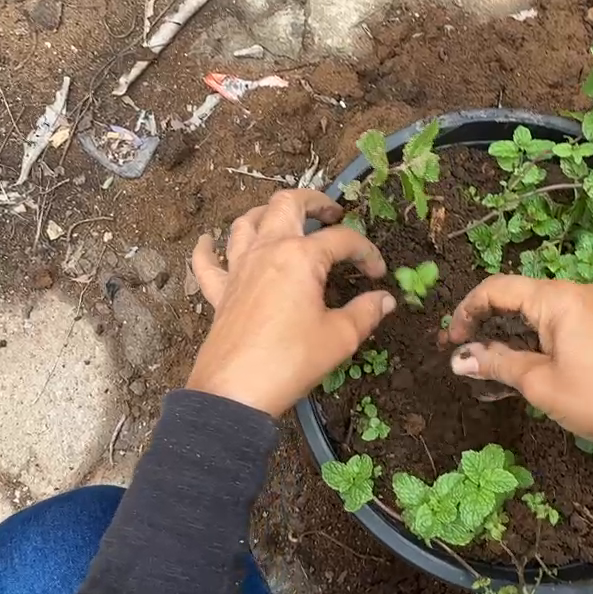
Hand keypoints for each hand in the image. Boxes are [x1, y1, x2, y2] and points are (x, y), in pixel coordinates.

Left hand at [187, 189, 396, 416]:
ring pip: (246, 222)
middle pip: (287, 204)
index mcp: (301, 256)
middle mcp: (267, 250)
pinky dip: (207, 247)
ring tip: (284, 219)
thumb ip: (366, 313)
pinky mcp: (219, 291)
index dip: (366, 253)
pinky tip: (208, 240)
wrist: (236, 392)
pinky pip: (207, 262)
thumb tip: (385, 300)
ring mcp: (238, 268)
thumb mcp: (340, 338)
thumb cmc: (291, 361)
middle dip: (314, 201)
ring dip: (266, 213)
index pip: (342, 240)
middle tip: (333, 213)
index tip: (377, 273)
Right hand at [442, 276, 592, 474]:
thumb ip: (495, 363)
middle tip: (461, 356)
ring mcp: (592, 312)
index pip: (497, 289)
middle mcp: (576, 294)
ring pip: (536, 318)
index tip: (450, 341)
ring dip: (507, 341)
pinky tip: (513, 374)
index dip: (466, 311)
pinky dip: (532, 348)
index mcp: (558, 297)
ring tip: (482, 372)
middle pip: (517, 299)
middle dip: (485, 326)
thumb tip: (458, 359)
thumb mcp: (538, 382)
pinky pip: (557, 331)